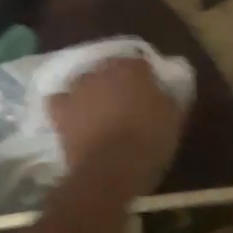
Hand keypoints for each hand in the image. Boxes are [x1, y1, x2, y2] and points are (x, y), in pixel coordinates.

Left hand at [46, 57, 186, 199]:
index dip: (145, 78)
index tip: (151, 92)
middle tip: (125, 101)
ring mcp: (78, 89)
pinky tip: (72, 116)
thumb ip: (168, 97)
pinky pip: (59, 101)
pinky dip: (64, 105)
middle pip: (109, 69)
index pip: (140, 63)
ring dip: (90, 91)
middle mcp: (103, 71)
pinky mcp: (60, 111)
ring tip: (98, 109)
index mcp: (133, 68)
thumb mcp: (173, 119)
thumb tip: (164, 90)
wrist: (111, 170)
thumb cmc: (149, 141)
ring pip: (83, 81)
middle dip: (116, 81)